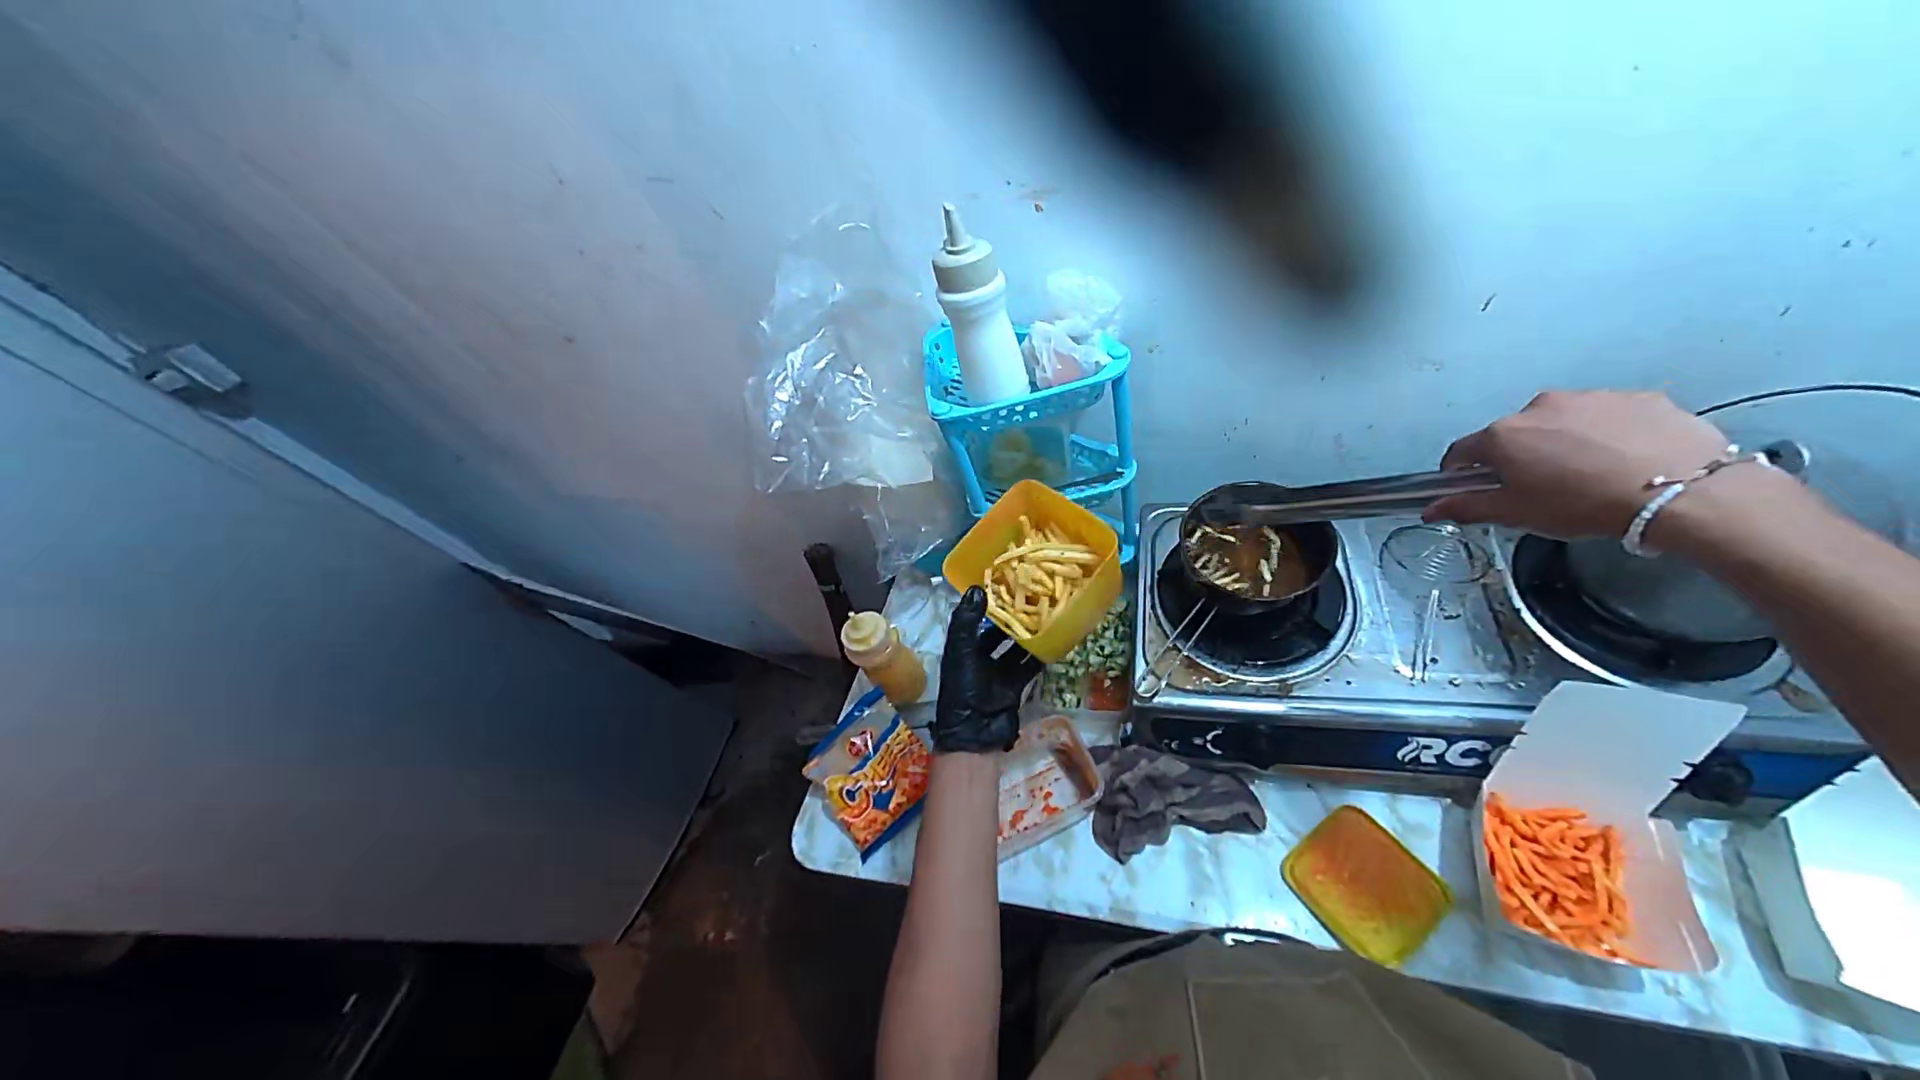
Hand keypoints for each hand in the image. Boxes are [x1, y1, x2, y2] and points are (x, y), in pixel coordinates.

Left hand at [932, 586, 1039, 753]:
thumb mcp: (961, 651)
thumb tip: (977, 588)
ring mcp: (998, 672)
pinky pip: (1028, 666)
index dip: (988, 605)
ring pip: (1015, 648)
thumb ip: (967, 620)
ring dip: (1028, 635)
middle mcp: (980, 657)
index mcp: (963, 647)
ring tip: (1045, 614)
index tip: (1005, 586)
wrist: (975, 731)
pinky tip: (1052, 641)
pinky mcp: (1015, 685)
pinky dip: (1039, 656)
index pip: (975, 619)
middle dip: (1012, 619)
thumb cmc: (963, 688)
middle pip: (998, 633)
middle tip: (1032, 599)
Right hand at [1423, 390, 1730, 538]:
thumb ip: (1468, 507)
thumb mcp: (1517, 514)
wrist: (1683, 492)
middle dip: (1518, 455)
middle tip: (1541, 486)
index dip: (1463, 473)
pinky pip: (1607, 416)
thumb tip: (1429, 510)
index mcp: (1502, 435)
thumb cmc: (1583, 505)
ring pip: (1560, 421)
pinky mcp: (1638, 397)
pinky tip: (1625, 459)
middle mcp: (1539, 407)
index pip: (1462, 451)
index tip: (1477, 490)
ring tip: (1590, 472)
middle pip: (1513, 433)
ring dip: (1562, 441)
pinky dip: (1606, 433)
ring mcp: (1591, 397)